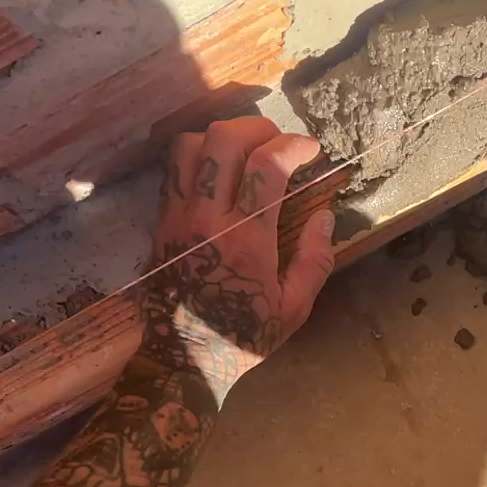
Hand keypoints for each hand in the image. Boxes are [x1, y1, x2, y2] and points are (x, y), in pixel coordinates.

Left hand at [144, 117, 336, 392]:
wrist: (183, 359)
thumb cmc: (243, 337)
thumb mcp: (294, 309)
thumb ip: (314, 261)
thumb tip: (326, 216)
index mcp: (247, 240)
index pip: (268, 165)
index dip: (294, 145)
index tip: (311, 149)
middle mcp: (208, 218)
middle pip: (225, 140)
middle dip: (258, 127)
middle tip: (279, 140)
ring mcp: (178, 216)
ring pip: (191, 145)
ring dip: (222, 136)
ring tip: (246, 149)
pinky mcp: (160, 222)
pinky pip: (174, 169)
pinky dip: (199, 155)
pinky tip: (219, 171)